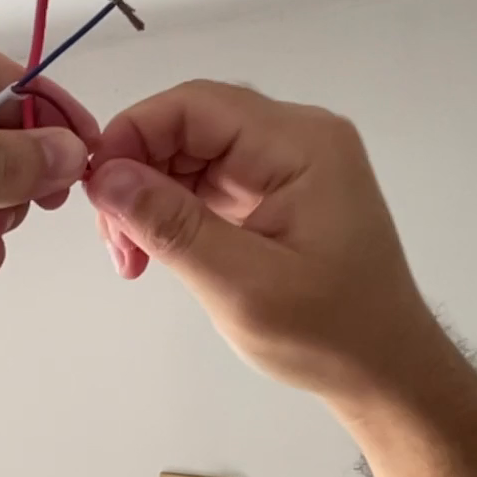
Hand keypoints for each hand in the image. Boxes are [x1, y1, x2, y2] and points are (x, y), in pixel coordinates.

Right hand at [85, 80, 445, 403]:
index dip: (132, 135)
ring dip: (147, 200)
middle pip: (188, 127)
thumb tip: (105, 177)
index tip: (95, 194)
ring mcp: (282, 168)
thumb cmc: (325, 334)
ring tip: (131, 258)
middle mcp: (293, 140)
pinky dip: (169, 215)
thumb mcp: (241, 285)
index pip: (195, 106)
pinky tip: (153, 254)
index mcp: (299, 146)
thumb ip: (172, 226)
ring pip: (189, 156)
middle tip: (114, 242)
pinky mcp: (271, 195)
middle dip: (136, 175)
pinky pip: (204, 185)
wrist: (381, 370)